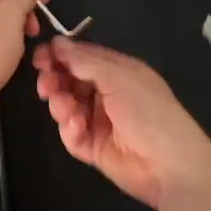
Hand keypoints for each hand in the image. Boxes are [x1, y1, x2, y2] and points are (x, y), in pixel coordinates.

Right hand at [32, 38, 210, 210]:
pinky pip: (71, 134)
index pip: (81, 57)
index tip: (40, 57)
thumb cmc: (149, 111)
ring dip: (60, 104)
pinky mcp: (93, 148)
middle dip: (54, 79)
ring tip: (65, 108)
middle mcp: (105, 93)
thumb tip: (57, 43)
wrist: (170, 167)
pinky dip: (69, 129)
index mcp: (116, 71)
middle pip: (69, 80)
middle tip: (45, 84)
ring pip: (66, 105)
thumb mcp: (118, 77)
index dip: (59, 55)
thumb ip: (84, 61)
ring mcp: (98, 121)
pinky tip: (77, 128)